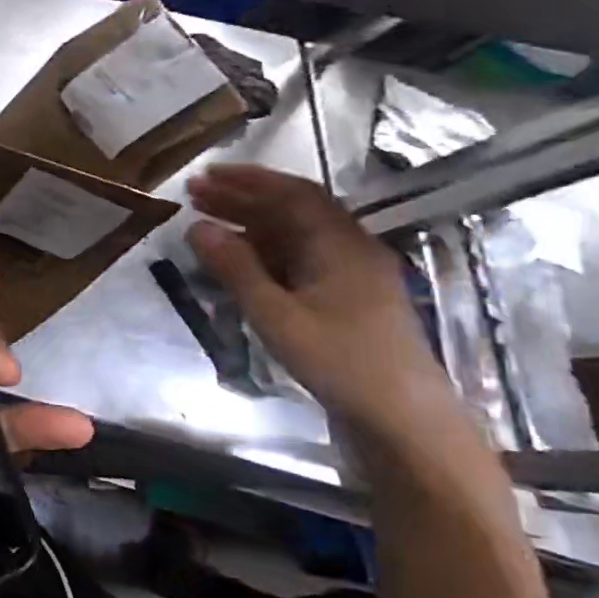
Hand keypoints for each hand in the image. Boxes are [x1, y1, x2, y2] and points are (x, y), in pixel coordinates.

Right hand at [185, 164, 458, 434]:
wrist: (403, 422)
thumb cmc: (340, 363)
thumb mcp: (276, 315)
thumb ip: (235, 268)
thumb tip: (197, 227)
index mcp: (341, 247)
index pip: (294, 195)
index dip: (248, 180)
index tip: (205, 174)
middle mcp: (350, 252)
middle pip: (293, 212)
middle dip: (243, 199)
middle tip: (194, 194)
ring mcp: (350, 276)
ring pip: (295, 235)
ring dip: (250, 223)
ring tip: (206, 220)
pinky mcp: (345, 299)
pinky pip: (298, 259)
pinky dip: (262, 250)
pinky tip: (235, 258)